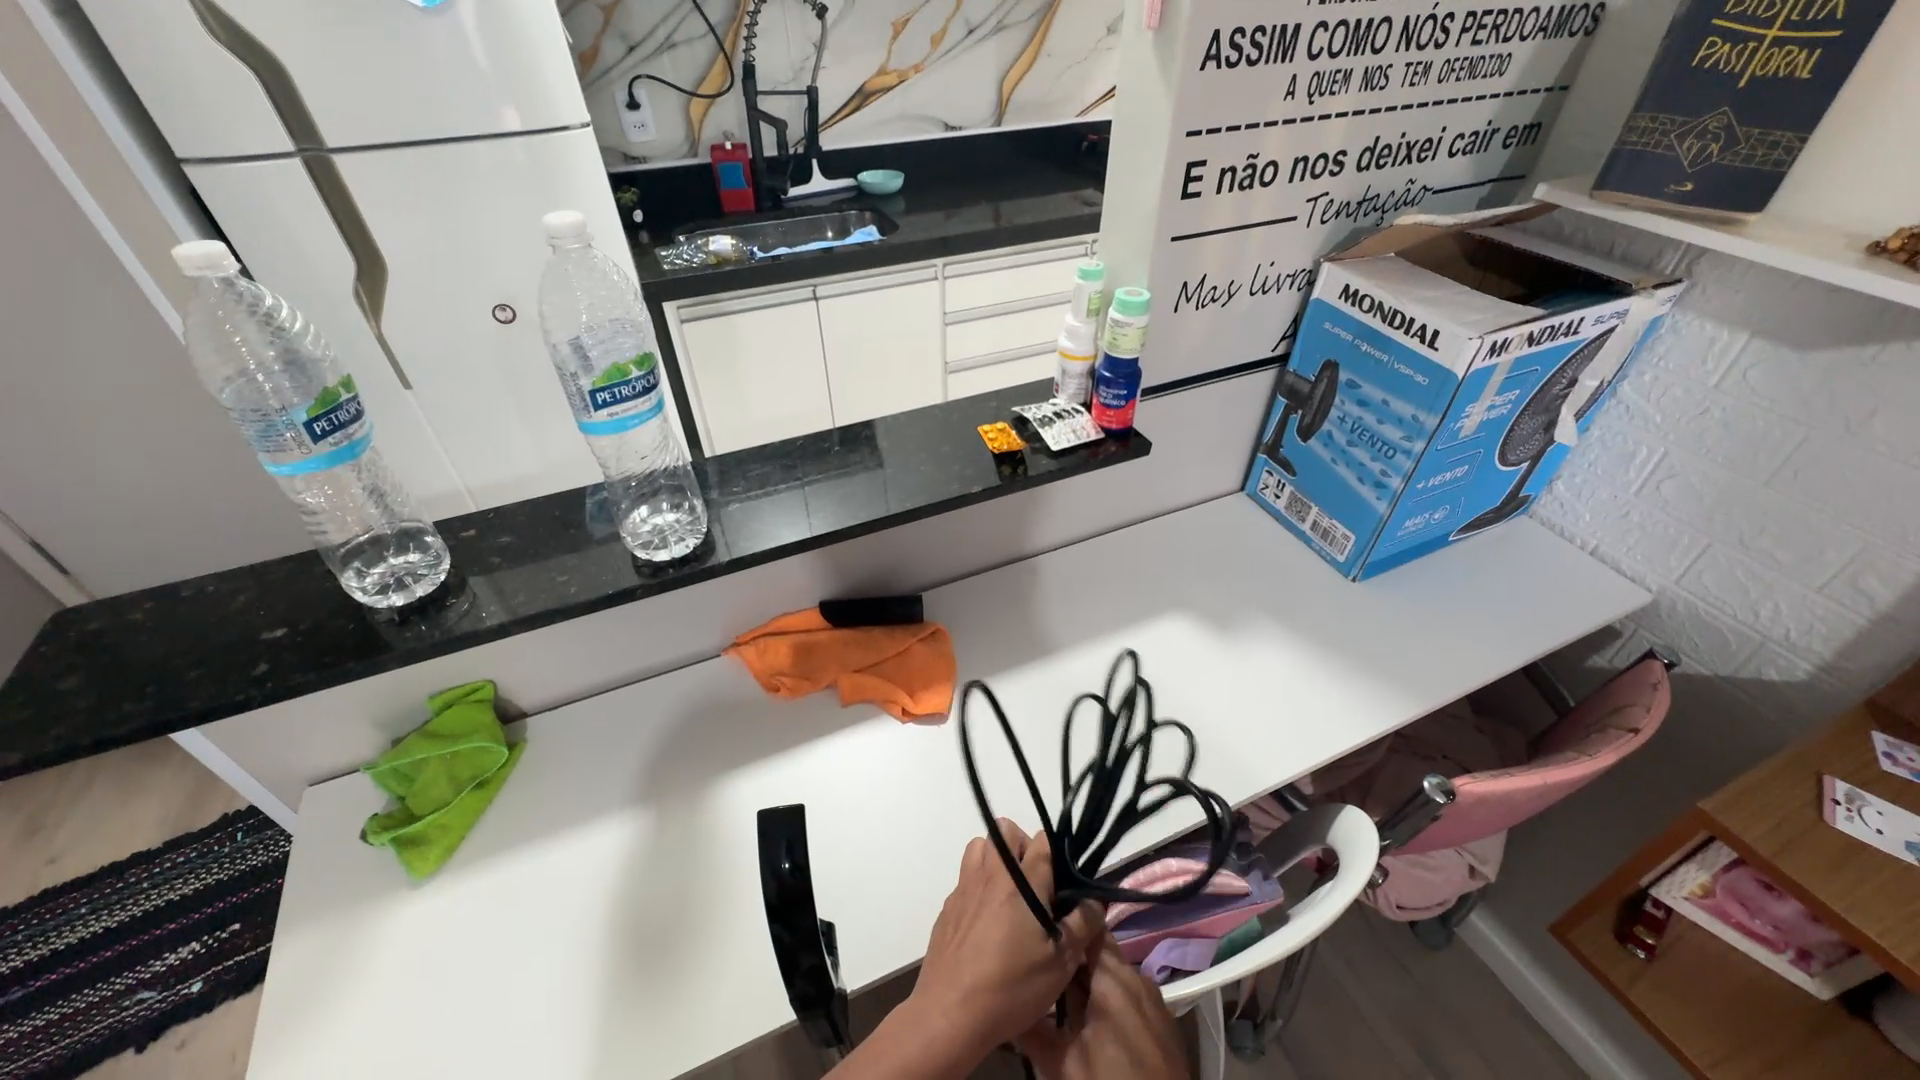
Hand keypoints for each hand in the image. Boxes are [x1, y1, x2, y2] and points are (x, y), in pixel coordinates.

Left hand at [910, 819, 1102, 1058]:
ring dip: (997, 859)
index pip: (1043, 841)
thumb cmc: (1012, 987)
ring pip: (979, 847)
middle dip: (1024, 847)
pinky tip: (987, 924)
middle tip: (1038, 886)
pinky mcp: (947, 908)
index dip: (1058, 855)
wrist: (950, 1014)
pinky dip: (979, 886)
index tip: (1064, 883)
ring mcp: (964, 888)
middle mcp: (990, 874)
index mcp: (1022, 881)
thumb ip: (1083, 925)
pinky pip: (965, 879)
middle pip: (1006, 830)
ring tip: (1011, 897)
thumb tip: (1094, 901)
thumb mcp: (1061, 963)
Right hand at [1017, 931, 1187, 1079]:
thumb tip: (1008, 1005)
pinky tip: (1087, 1018)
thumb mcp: (1061, 1063)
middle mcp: (1137, 977)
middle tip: (1039, 966)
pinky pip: (1128, 995)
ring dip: (1088, 981)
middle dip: (1069, 958)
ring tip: (1057, 991)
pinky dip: (1107, 998)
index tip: (1039, 927)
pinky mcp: (1160, 1021)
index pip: (1089, 927)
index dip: (1064, 922)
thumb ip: (1032, 1029)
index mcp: (1113, 977)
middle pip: (1098, 953)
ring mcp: (1153, 999)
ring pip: (1112, 975)